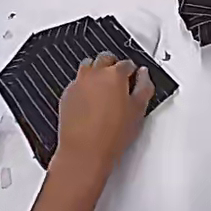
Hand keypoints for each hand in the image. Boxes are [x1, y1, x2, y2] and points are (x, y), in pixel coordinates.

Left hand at [52, 54, 154, 178]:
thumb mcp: (138, 111)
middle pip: (105, 58)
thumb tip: (144, 75)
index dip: (132, 71)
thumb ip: (144, 87)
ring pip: (88, 66)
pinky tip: (91, 100)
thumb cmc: (111, 135)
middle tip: (120, 80)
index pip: (126, 63)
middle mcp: (94, 74)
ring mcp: (78, 83)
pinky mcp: (67, 95)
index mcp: (114, 75)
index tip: (134, 77)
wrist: (85, 151)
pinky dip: (84, 85)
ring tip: (104, 88)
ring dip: (97, 71)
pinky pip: (76, 82)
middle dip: (113, 65)